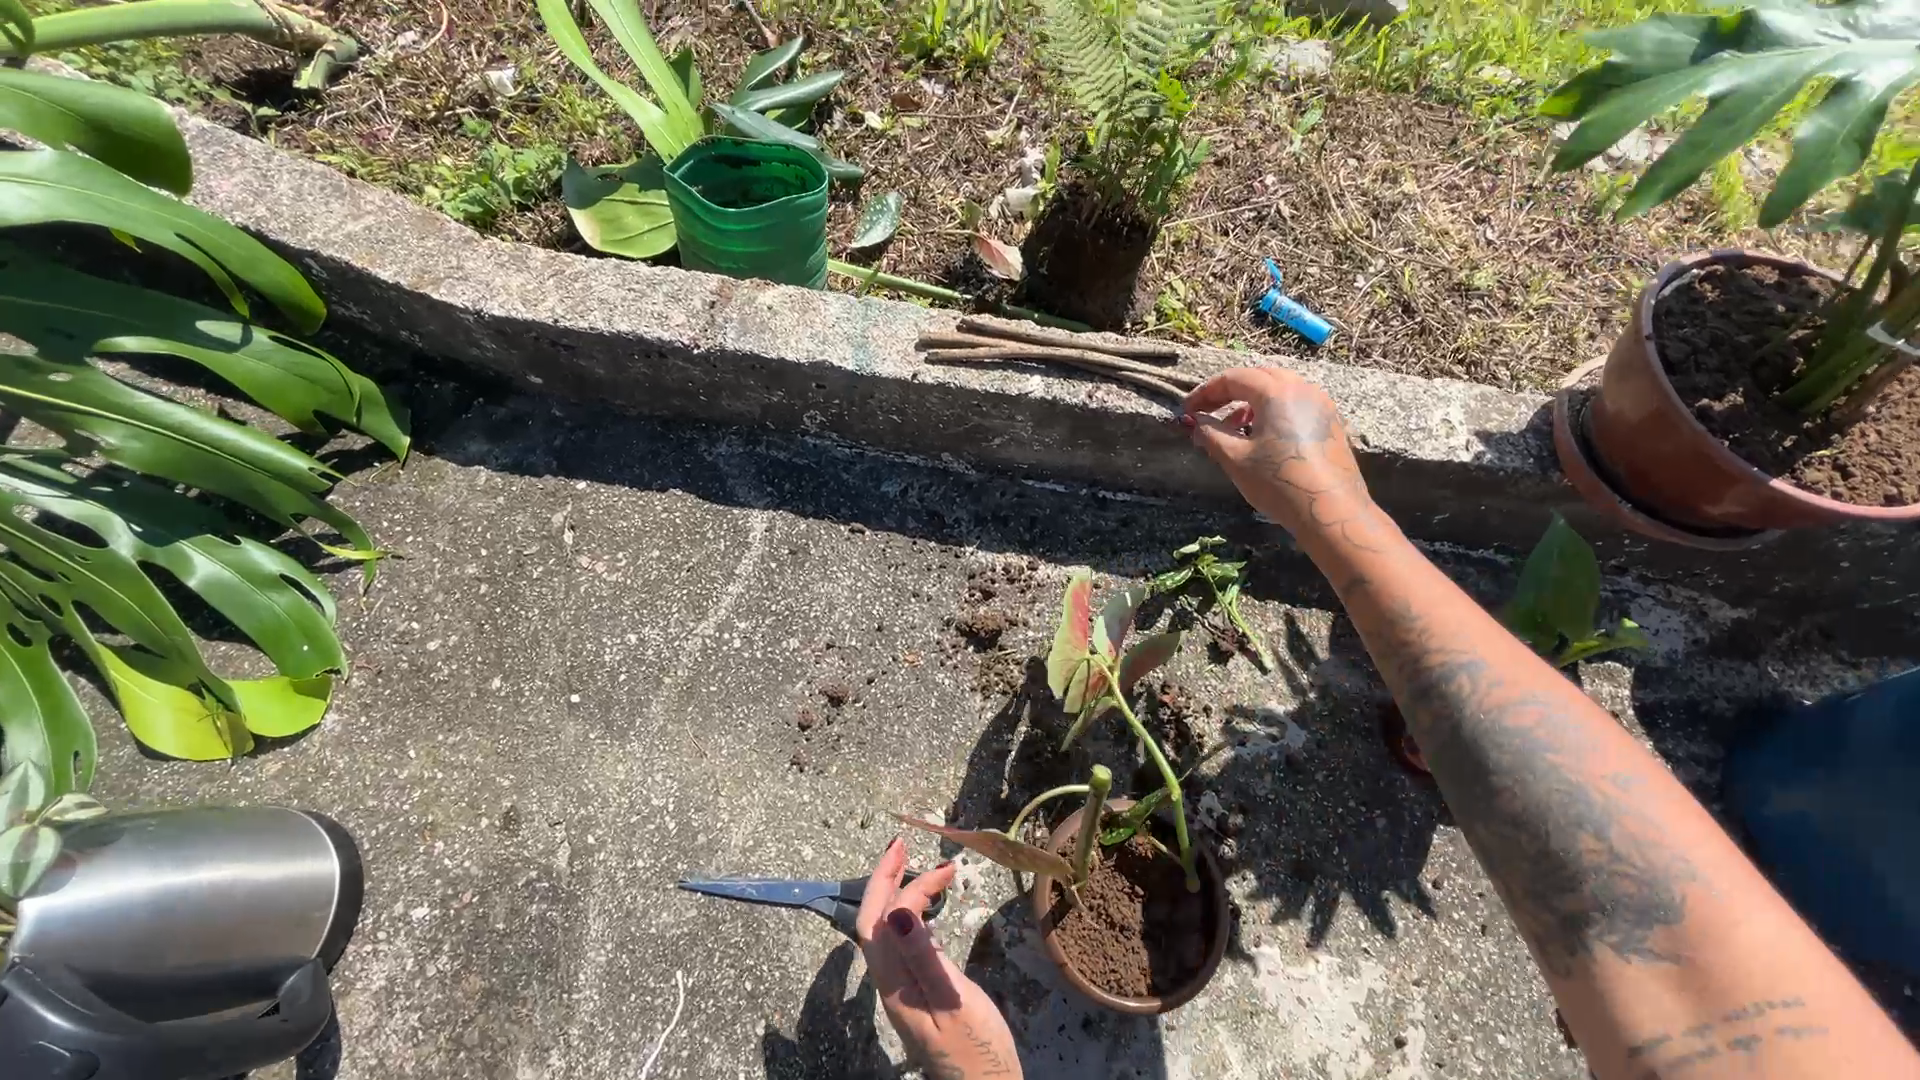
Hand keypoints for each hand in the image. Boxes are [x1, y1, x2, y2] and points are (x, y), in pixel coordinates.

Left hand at [855, 837, 1020, 1079]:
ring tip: (919, 866)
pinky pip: (901, 943)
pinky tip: (927, 910)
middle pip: (874, 920)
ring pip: (886, 930)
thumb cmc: (977, 1051)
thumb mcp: (954, 1003)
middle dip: (885, 877)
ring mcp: (901, 988)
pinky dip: (910, 914)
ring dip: (898, 893)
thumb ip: (925, 958)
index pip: (881, 918)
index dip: (898, 883)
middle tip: (903, 844)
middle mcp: (890, 983)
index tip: (930, 860)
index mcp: (895, 983)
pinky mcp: (916, 992)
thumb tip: (899, 912)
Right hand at [1181, 367, 1382, 548]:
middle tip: (1207, 412)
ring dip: (1251, 402)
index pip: (1233, 378)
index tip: (1188, 411)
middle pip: (1258, 377)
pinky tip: (1262, 437)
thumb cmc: (1278, 482)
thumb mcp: (1234, 458)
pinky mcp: (1330, 422)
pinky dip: (1272, 411)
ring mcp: (1321, 404)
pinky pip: (1295, 404)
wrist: (1331, 511)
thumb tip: (1194, 421)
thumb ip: (1210, 433)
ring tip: (1233, 427)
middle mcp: (1302, 389)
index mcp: (1276, 392)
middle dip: (1228, 392)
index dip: (1205, 392)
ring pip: (1279, 389)